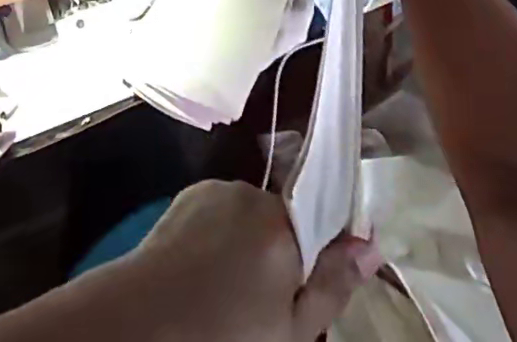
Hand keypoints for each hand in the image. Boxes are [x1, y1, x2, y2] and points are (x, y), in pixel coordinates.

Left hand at [117, 180, 378, 341]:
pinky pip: (223, 209)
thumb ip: (334, 283)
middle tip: (272, 296)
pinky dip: (224, 232)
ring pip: (252, 214)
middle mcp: (249, 193)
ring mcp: (216, 189)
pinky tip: (211, 266)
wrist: (146, 314)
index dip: (329, 247)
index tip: (323, 275)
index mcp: (281, 223)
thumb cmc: (228, 331)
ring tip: (236, 285)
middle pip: (286, 217)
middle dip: (287, 249)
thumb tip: (370, 244)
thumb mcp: (294, 328)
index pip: (325, 217)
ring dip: (253, 240)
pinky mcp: (189, 193)